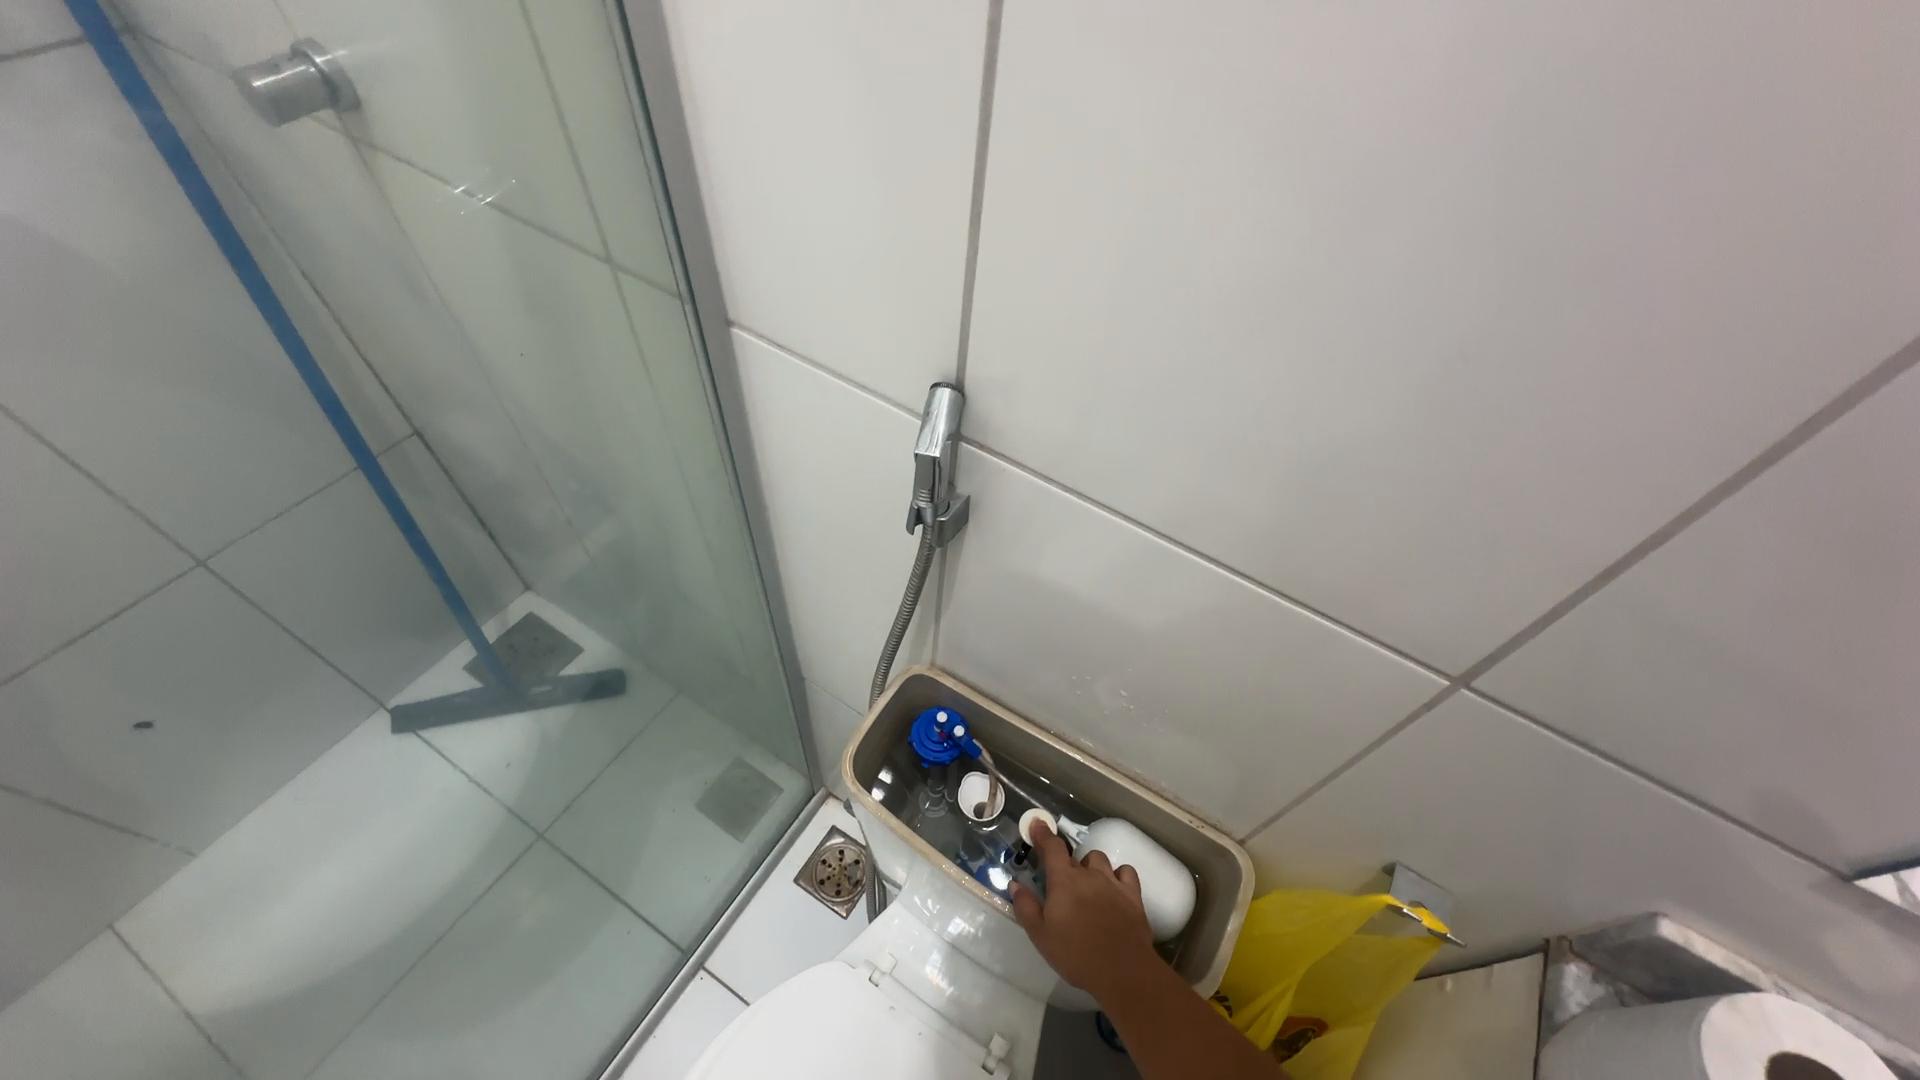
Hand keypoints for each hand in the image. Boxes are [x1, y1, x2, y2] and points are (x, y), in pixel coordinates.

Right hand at [1009, 823, 1160, 999]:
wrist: (1121, 970)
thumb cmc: (1075, 954)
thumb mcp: (1040, 935)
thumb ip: (1026, 907)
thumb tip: (1015, 884)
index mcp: (1064, 880)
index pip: (1052, 847)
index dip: (1043, 833)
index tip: (1037, 823)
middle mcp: (1088, 874)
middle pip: (1075, 856)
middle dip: (1065, 863)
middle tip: (1061, 882)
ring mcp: (1113, 882)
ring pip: (1099, 859)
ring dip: (1090, 866)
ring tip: (1086, 884)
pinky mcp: (1133, 895)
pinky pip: (1125, 872)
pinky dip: (1118, 874)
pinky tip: (1113, 887)